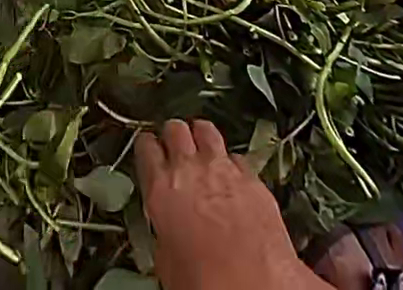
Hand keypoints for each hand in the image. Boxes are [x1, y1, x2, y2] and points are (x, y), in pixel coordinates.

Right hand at [135, 119, 332, 289]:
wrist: (257, 288)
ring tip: (201, 146)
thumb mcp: (167, 262)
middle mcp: (189, 169)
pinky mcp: (252, 178)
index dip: (146, 147)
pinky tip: (232, 175)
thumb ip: (164, 230)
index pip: (145, 146)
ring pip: (205, 129)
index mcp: (161, 188)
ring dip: (201, 136)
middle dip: (173, 135)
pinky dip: (232, 161)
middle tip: (174, 146)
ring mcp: (222, 169)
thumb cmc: (210, 282)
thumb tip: (169, 233)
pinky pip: (236, 156)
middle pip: (175, 128)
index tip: (149, 150)